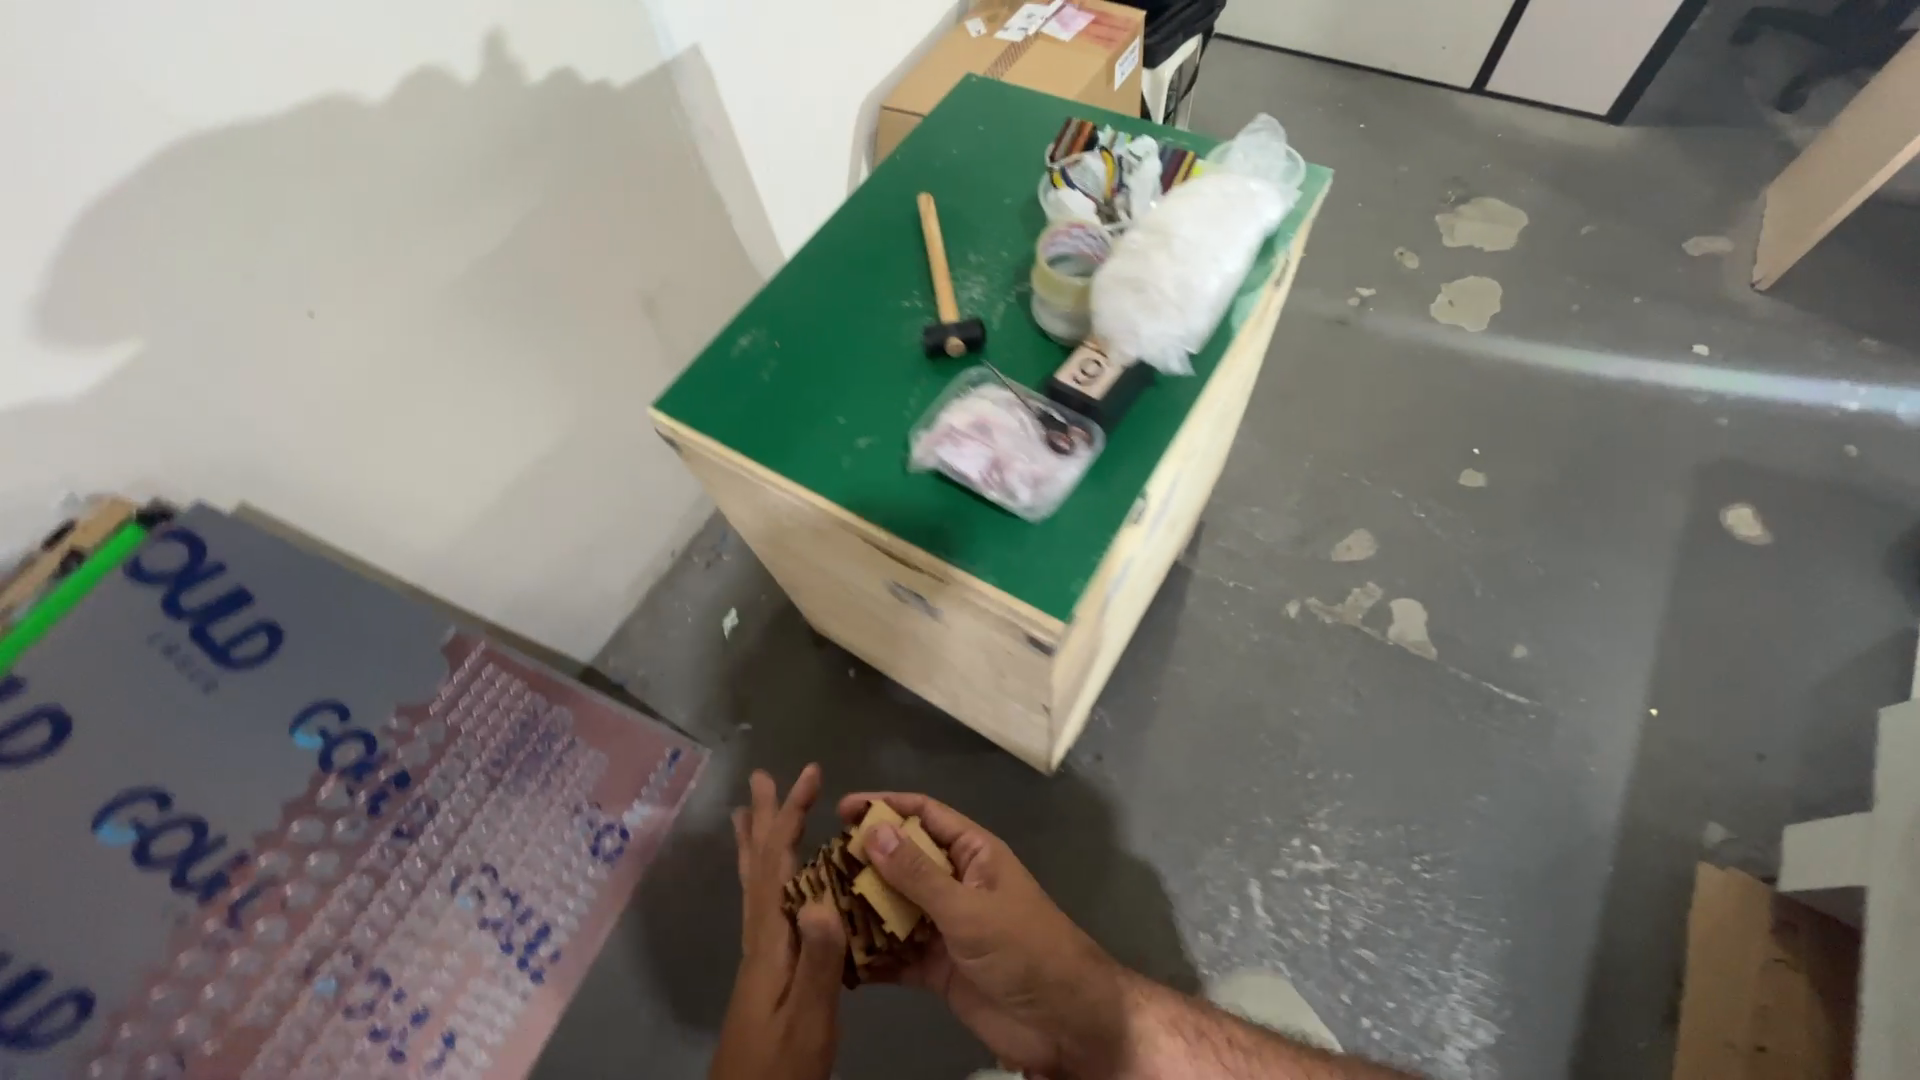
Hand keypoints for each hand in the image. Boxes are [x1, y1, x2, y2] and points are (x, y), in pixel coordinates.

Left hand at [710, 766, 846, 1079]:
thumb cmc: (780, 1066)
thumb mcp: (808, 1018)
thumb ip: (817, 962)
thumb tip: (821, 898)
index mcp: (771, 938)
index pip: (778, 861)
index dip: (792, 814)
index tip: (809, 774)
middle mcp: (761, 936)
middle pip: (760, 863)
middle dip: (767, 817)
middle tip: (762, 776)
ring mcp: (761, 953)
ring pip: (755, 882)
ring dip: (757, 842)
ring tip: (747, 813)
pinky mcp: (767, 968)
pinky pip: (765, 903)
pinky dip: (767, 876)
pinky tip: (778, 882)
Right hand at [837, 792, 1127, 1078]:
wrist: (1063, 1020)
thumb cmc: (1023, 947)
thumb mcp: (968, 907)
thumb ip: (918, 875)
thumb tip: (873, 831)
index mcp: (973, 854)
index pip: (925, 816)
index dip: (886, 807)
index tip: (842, 809)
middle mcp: (957, 883)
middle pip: (903, 862)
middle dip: (864, 863)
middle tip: (816, 868)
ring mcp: (947, 927)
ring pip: (896, 908)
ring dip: (862, 911)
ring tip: (815, 912)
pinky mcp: (939, 968)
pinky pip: (898, 955)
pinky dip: (872, 957)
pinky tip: (838, 959)